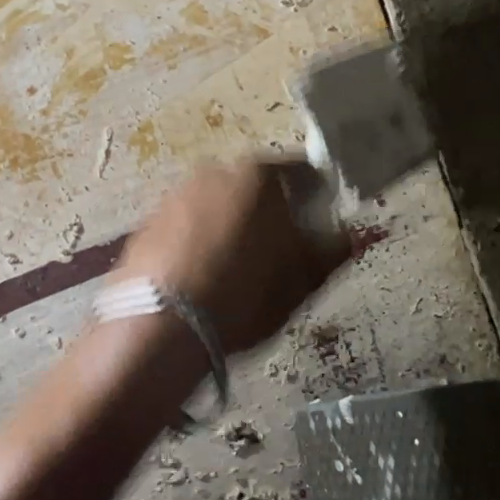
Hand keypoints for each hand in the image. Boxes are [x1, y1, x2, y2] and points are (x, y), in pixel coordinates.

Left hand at [110, 159, 348, 352]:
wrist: (157, 329)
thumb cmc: (243, 296)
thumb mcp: (303, 281)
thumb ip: (334, 252)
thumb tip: (353, 236)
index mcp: (260, 175)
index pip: (302, 171)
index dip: (318, 197)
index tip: (322, 224)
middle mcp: (216, 171)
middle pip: (257, 185)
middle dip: (272, 210)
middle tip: (282, 249)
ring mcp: (176, 195)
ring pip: (219, 204)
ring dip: (234, 225)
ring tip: (240, 268)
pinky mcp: (146, 223)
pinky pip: (187, 225)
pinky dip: (200, 242)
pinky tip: (204, 277)